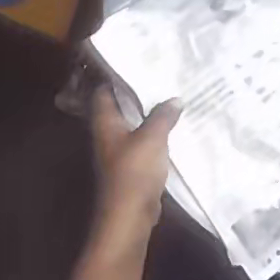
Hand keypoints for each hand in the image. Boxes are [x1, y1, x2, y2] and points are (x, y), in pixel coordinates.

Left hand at [89, 88, 181, 255]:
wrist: (130, 216)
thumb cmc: (134, 171)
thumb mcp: (152, 137)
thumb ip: (162, 116)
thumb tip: (175, 99)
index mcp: (105, 123)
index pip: (104, 92)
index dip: (115, 77)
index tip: (136, 63)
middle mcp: (108, 134)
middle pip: (119, 108)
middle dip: (136, 94)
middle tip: (159, 76)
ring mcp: (119, 151)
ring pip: (133, 125)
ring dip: (148, 114)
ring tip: (170, 96)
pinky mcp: (132, 166)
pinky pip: (143, 142)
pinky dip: (155, 134)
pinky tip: (173, 128)